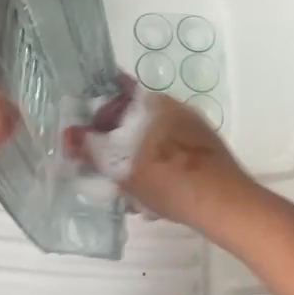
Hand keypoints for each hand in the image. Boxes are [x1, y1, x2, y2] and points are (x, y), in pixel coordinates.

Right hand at [76, 91, 257, 227]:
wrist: (224, 204)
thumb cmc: (168, 179)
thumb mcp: (120, 166)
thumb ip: (91, 148)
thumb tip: (69, 134)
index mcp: (154, 103)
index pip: (119, 91)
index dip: (100, 112)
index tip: (90, 135)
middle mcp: (175, 108)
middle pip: (135, 118)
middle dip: (117, 143)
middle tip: (105, 168)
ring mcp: (194, 129)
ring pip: (153, 139)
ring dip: (136, 160)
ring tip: (128, 191)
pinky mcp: (206, 150)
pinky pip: (172, 152)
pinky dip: (158, 168)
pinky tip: (153, 198)